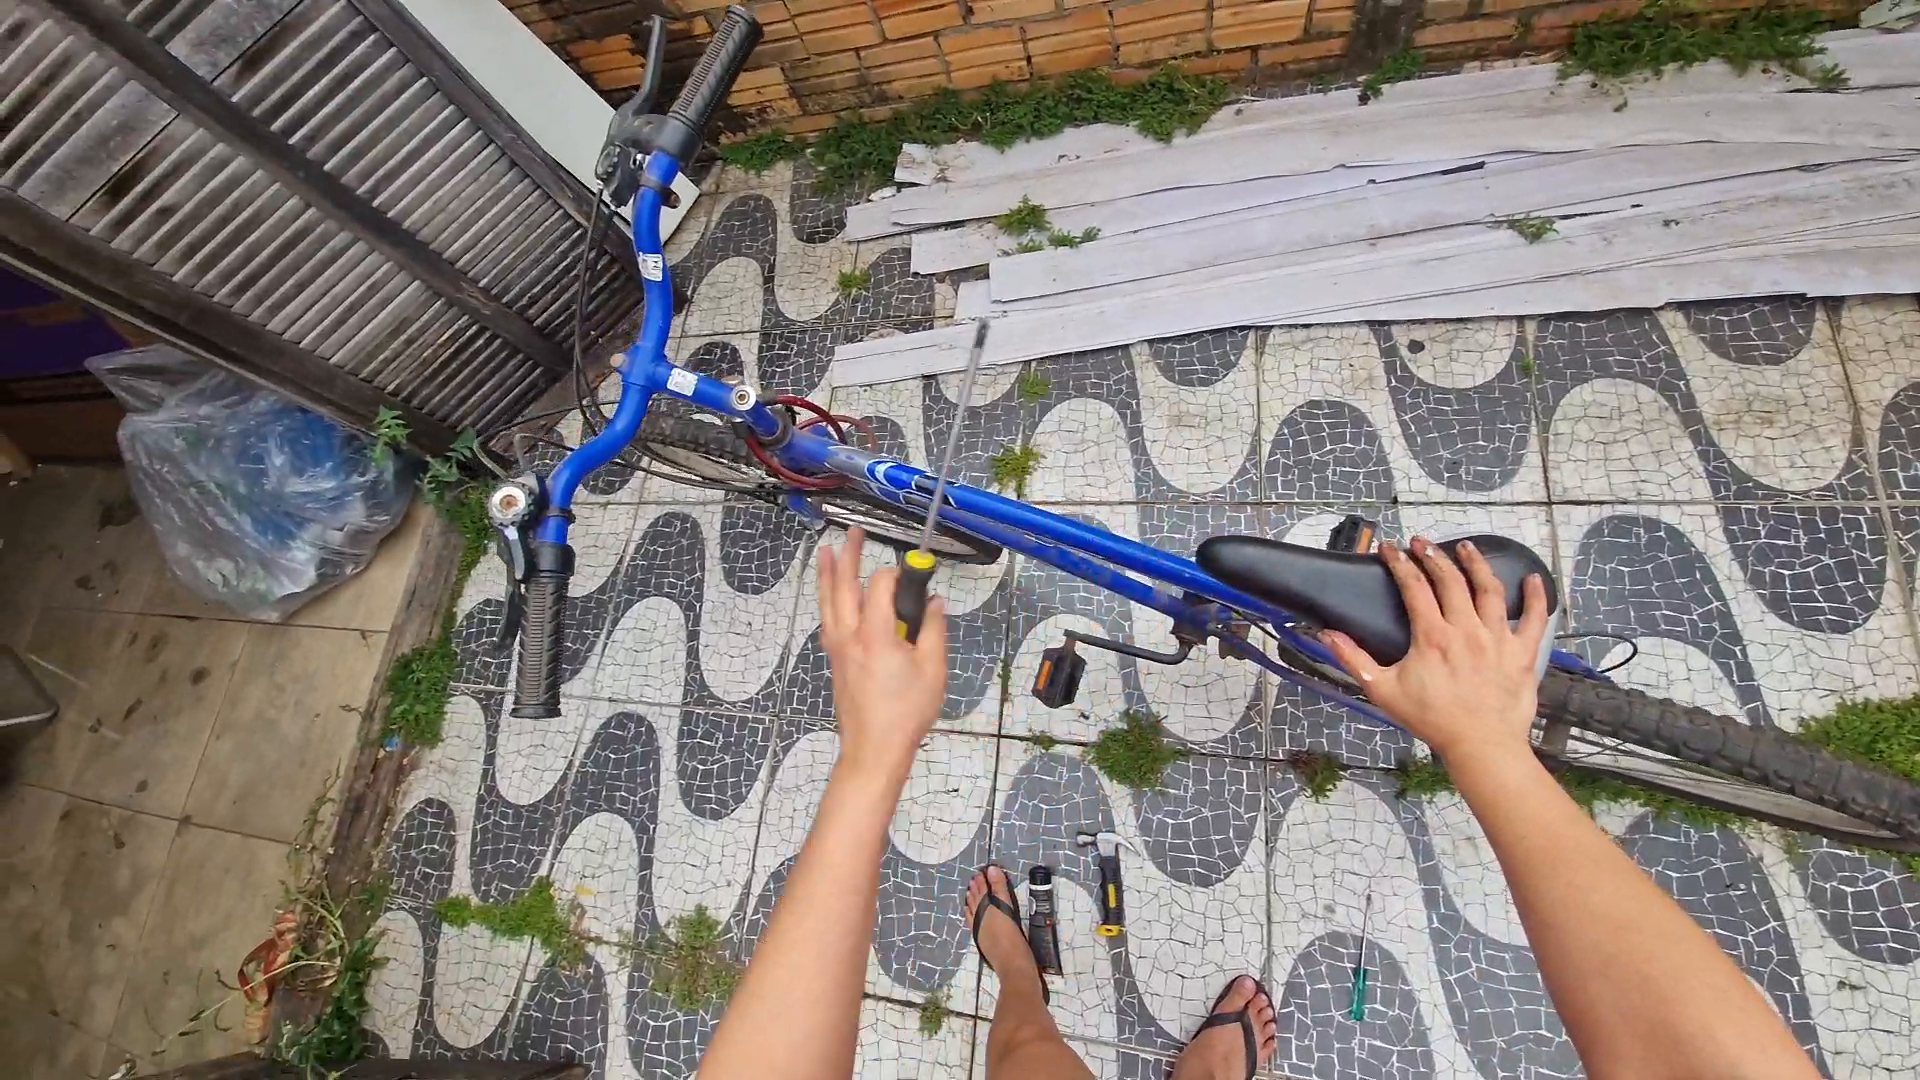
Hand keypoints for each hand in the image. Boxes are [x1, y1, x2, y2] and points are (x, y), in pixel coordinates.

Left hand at [816, 528, 948, 783]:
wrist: (874, 749)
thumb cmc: (907, 712)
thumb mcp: (933, 670)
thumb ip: (933, 631)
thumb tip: (934, 603)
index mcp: (876, 635)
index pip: (880, 588)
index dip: (896, 574)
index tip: (914, 575)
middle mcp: (850, 636)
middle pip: (845, 587)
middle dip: (849, 557)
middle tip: (853, 533)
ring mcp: (838, 648)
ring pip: (829, 603)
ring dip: (828, 575)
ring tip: (827, 552)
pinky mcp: (834, 660)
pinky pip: (827, 620)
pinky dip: (827, 601)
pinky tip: (830, 597)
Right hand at [1323, 537, 1550, 765]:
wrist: (1481, 744)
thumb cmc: (1429, 718)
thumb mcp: (1382, 690)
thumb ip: (1353, 659)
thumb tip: (1326, 635)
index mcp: (1432, 636)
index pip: (1414, 587)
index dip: (1400, 563)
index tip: (1389, 548)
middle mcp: (1466, 630)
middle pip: (1451, 581)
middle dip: (1433, 556)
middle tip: (1421, 542)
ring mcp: (1498, 639)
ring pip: (1490, 591)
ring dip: (1476, 564)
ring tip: (1465, 547)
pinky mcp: (1523, 652)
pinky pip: (1534, 618)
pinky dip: (1536, 596)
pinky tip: (1532, 577)